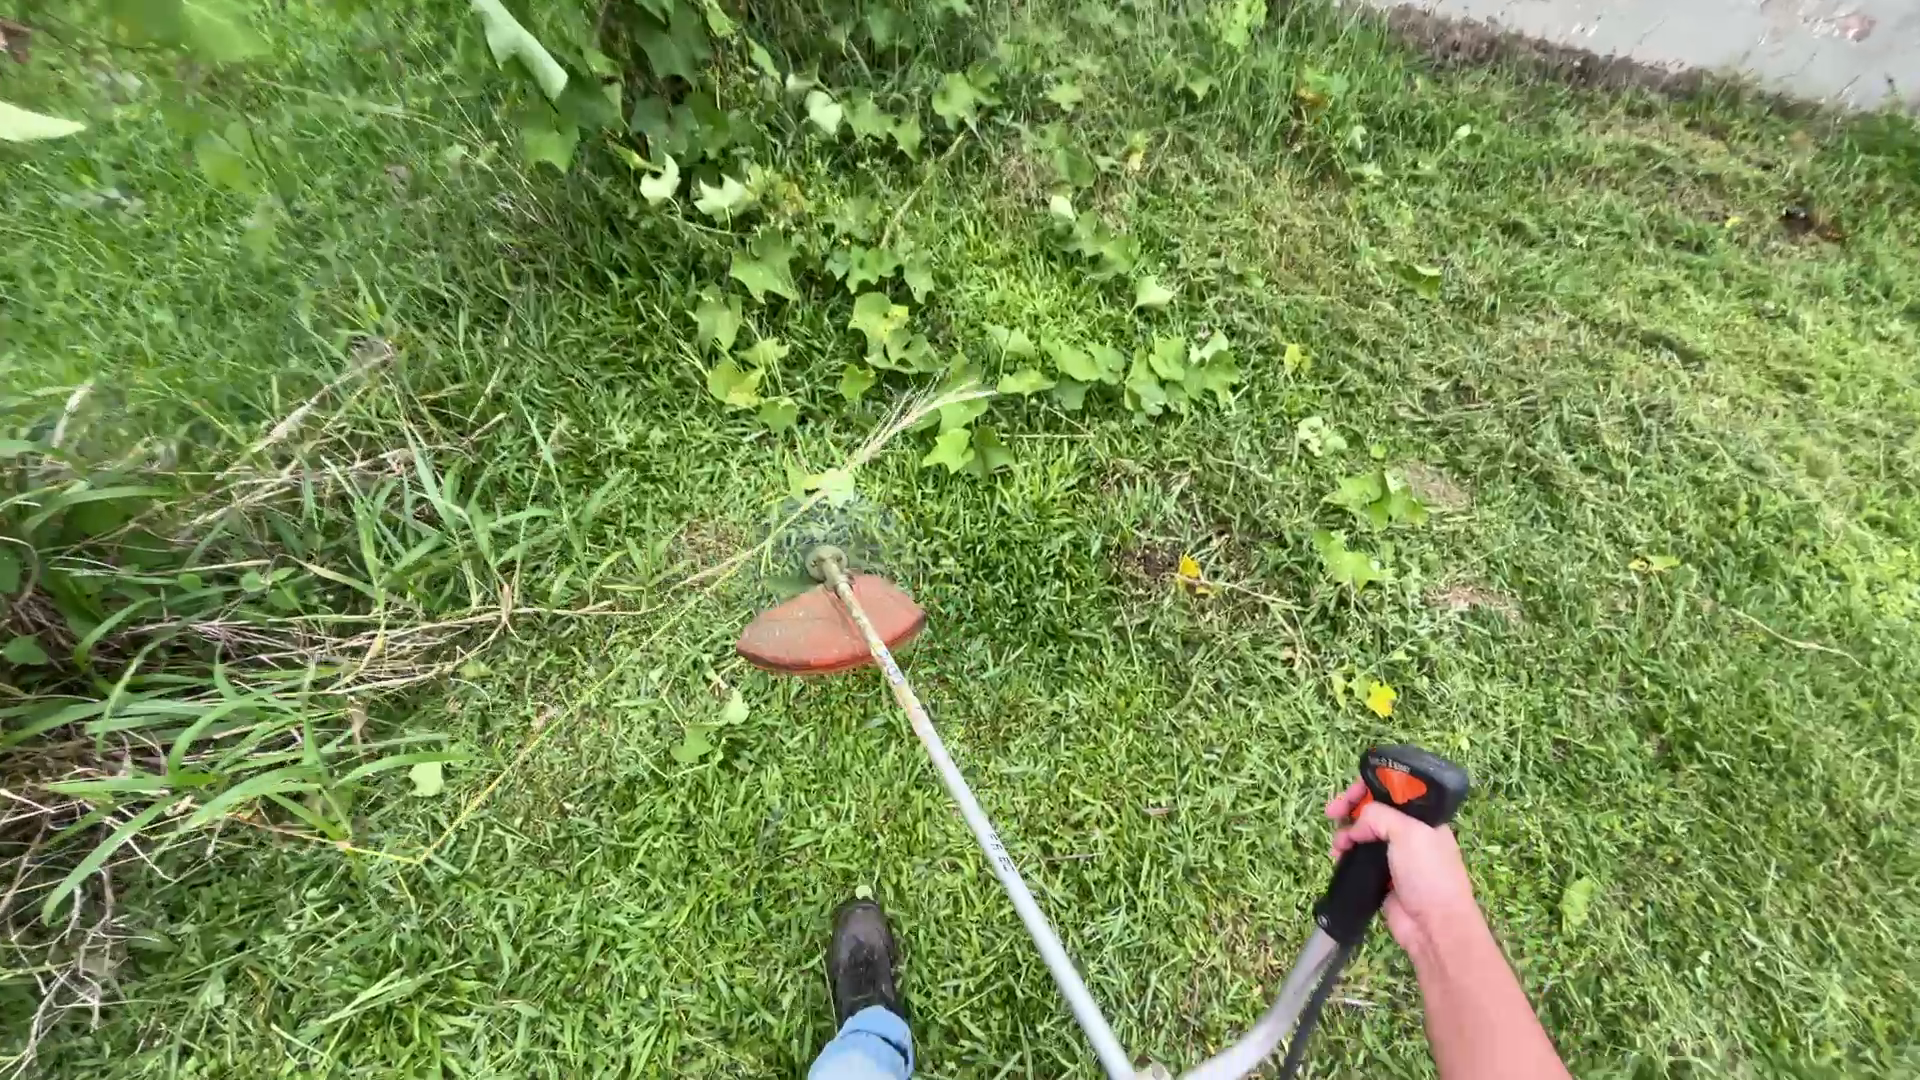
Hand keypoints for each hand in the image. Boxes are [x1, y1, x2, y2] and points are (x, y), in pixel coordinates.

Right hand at [1325, 780, 1482, 962]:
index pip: (1391, 791)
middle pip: (1372, 809)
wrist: (1434, 926)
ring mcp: (1394, 854)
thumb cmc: (1428, 874)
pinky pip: (1357, 853)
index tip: (1349, 794)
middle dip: (1350, 807)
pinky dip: (1345, 851)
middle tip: (1332, 812)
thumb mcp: (1408, 832)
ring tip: (1338, 844)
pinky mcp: (1381, 874)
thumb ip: (1377, 815)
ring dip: (1345, 831)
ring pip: (1361, 831)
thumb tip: (1355, 827)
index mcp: (1423, 819)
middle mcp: (1409, 833)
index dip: (1367, 787)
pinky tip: (1338, 855)